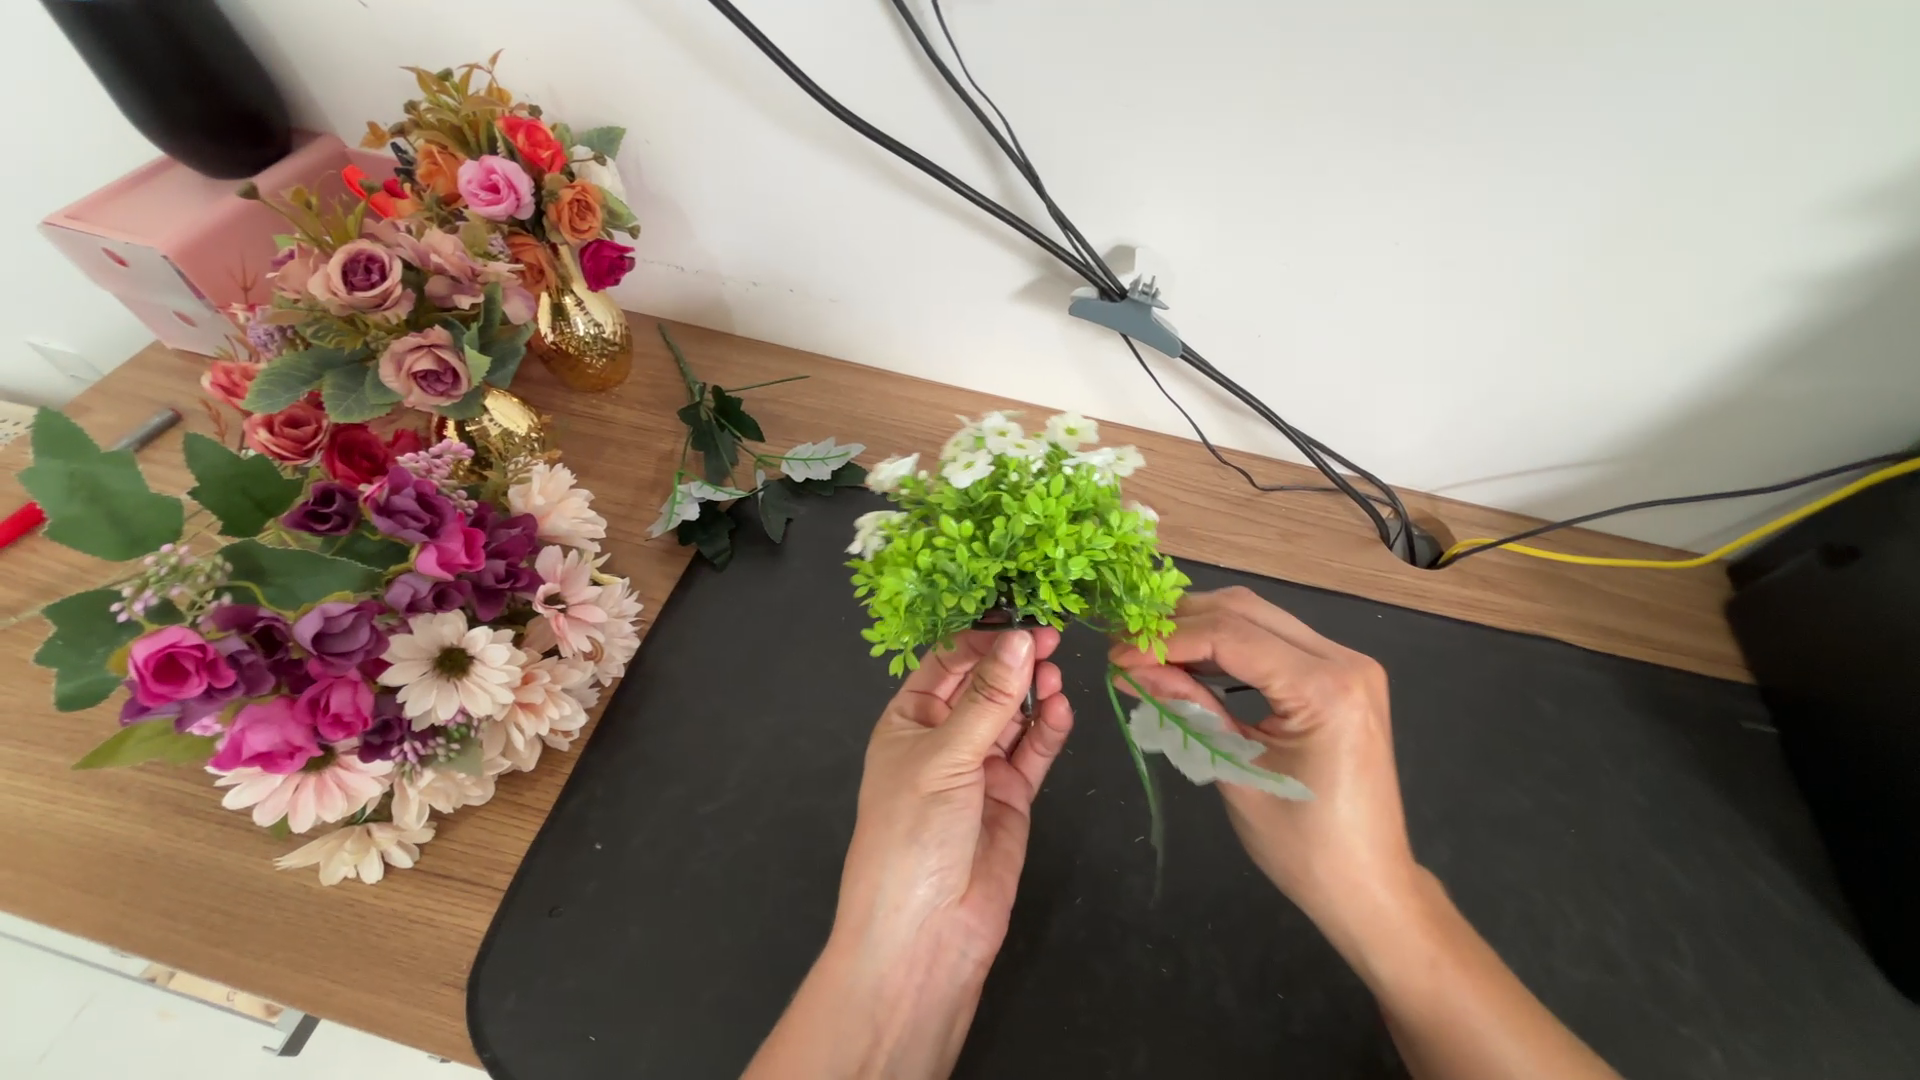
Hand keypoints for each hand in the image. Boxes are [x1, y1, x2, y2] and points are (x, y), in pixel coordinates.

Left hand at [745, 629, 1072, 1079]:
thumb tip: (1020, 638)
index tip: (1019, 618)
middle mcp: (943, 736)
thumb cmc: (912, 832)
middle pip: (983, 684)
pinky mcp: (1012, 795)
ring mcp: (979, 766)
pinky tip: (1060, 709)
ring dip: (1032, 692)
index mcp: (908, 719)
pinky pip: (1034, 751)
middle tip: (1049, 637)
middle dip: (1012, 660)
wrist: (927, 934)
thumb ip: (988, 699)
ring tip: (1054, 673)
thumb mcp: (944, 757)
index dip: (981, 638)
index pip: (947, 662)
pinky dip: (1048, 729)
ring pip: (1012, 715)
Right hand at [1110, 587, 1416, 926]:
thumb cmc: (1303, 845)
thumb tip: (1128, 668)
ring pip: (1256, 615)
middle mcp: (1343, 659)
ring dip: (1198, 627)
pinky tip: (1189, 662)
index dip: (1164, 640)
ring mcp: (1346, 662)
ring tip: (1148, 652)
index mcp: (1325, 688)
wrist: (1369, 886)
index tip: (1115, 654)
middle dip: (1177, 622)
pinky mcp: (1339, 674)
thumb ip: (1186, 708)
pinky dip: (1225, 643)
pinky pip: (1272, 638)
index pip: (1228, 635)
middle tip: (1125, 645)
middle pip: (1243, 610)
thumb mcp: (1235, 772)